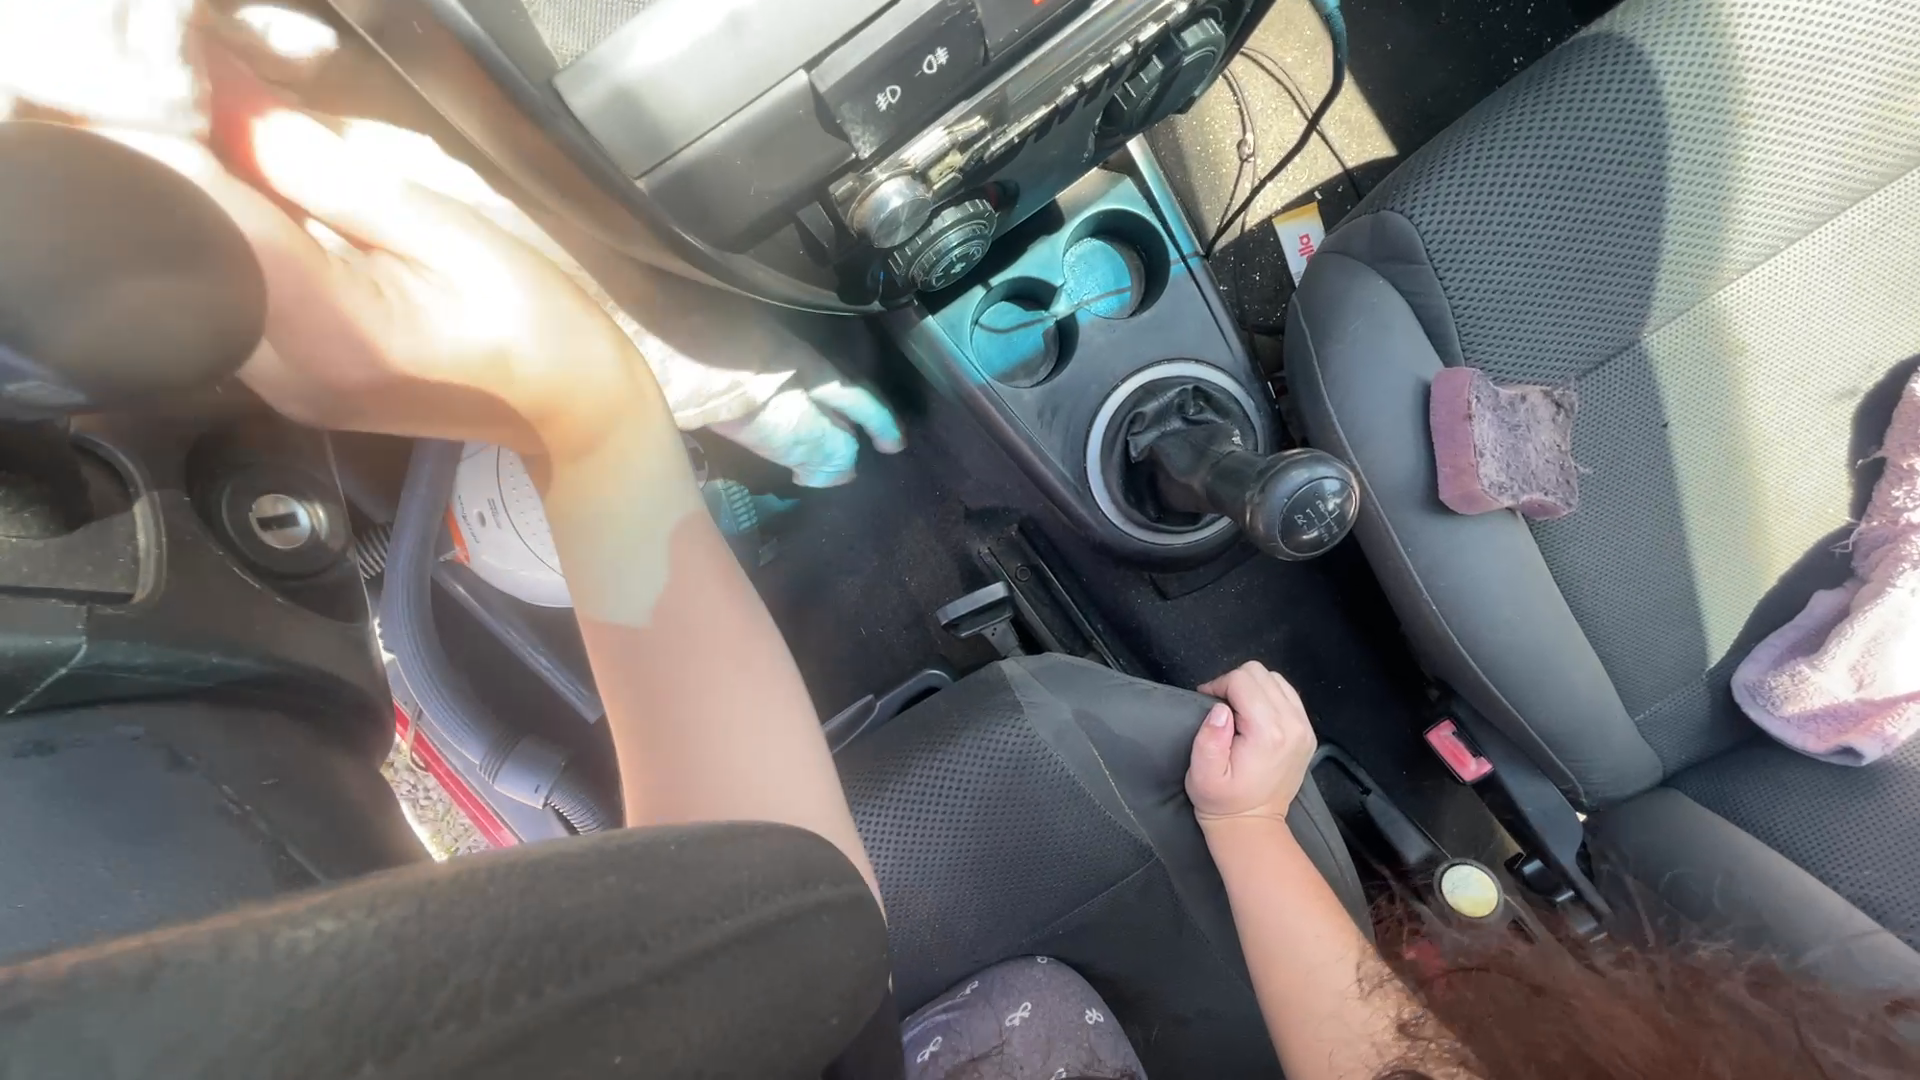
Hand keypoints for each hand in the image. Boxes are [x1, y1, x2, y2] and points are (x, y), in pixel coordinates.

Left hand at [37, 37, 667, 464]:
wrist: (572, 417)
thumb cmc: (544, 334)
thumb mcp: (460, 239)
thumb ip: (337, 178)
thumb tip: (230, 105)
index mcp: (333, 333)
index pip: (187, 211)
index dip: (169, 132)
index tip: (203, 90)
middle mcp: (284, 373)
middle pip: (168, 247)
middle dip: (181, 166)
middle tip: (239, 121)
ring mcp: (282, 388)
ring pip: (184, 274)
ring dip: (206, 208)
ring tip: (266, 169)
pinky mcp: (290, 388)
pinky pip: (221, 300)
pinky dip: (231, 249)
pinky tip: (283, 224)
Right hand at [1186, 662, 1317, 828]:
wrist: (1253, 824)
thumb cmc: (1222, 800)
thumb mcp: (1202, 775)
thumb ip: (1209, 739)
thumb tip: (1219, 708)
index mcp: (1268, 733)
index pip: (1241, 680)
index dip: (1217, 686)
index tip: (1207, 705)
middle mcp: (1292, 725)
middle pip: (1259, 673)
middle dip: (1234, 683)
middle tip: (1221, 708)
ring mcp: (1304, 728)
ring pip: (1275, 679)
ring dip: (1252, 688)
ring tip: (1238, 711)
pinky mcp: (1307, 732)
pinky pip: (1287, 693)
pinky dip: (1267, 695)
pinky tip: (1255, 714)